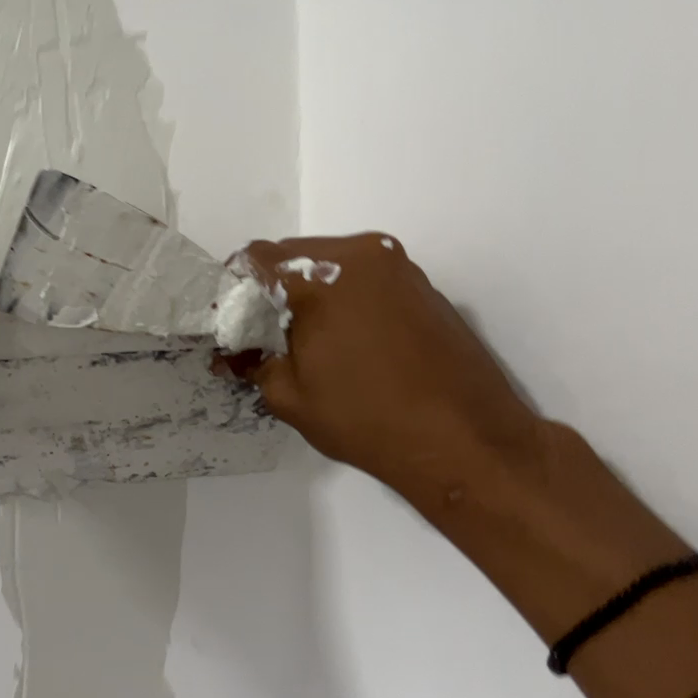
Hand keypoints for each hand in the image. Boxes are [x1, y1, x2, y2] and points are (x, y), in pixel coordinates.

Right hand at [234, 234, 547, 508]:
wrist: (466, 441)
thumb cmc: (367, 417)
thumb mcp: (288, 396)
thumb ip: (252, 363)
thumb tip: (233, 356)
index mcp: (323, 275)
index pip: (257, 258)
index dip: (234, 287)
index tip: (230, 322)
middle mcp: (363, 256)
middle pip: (295, 256)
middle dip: (270, 291)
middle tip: (259, 335)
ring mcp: (400, 269)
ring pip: (332, 267)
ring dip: (308, 296)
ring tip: (301, 343)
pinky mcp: (424, 289)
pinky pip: (365, 282)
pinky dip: (343, 303)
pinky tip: (342, 345)